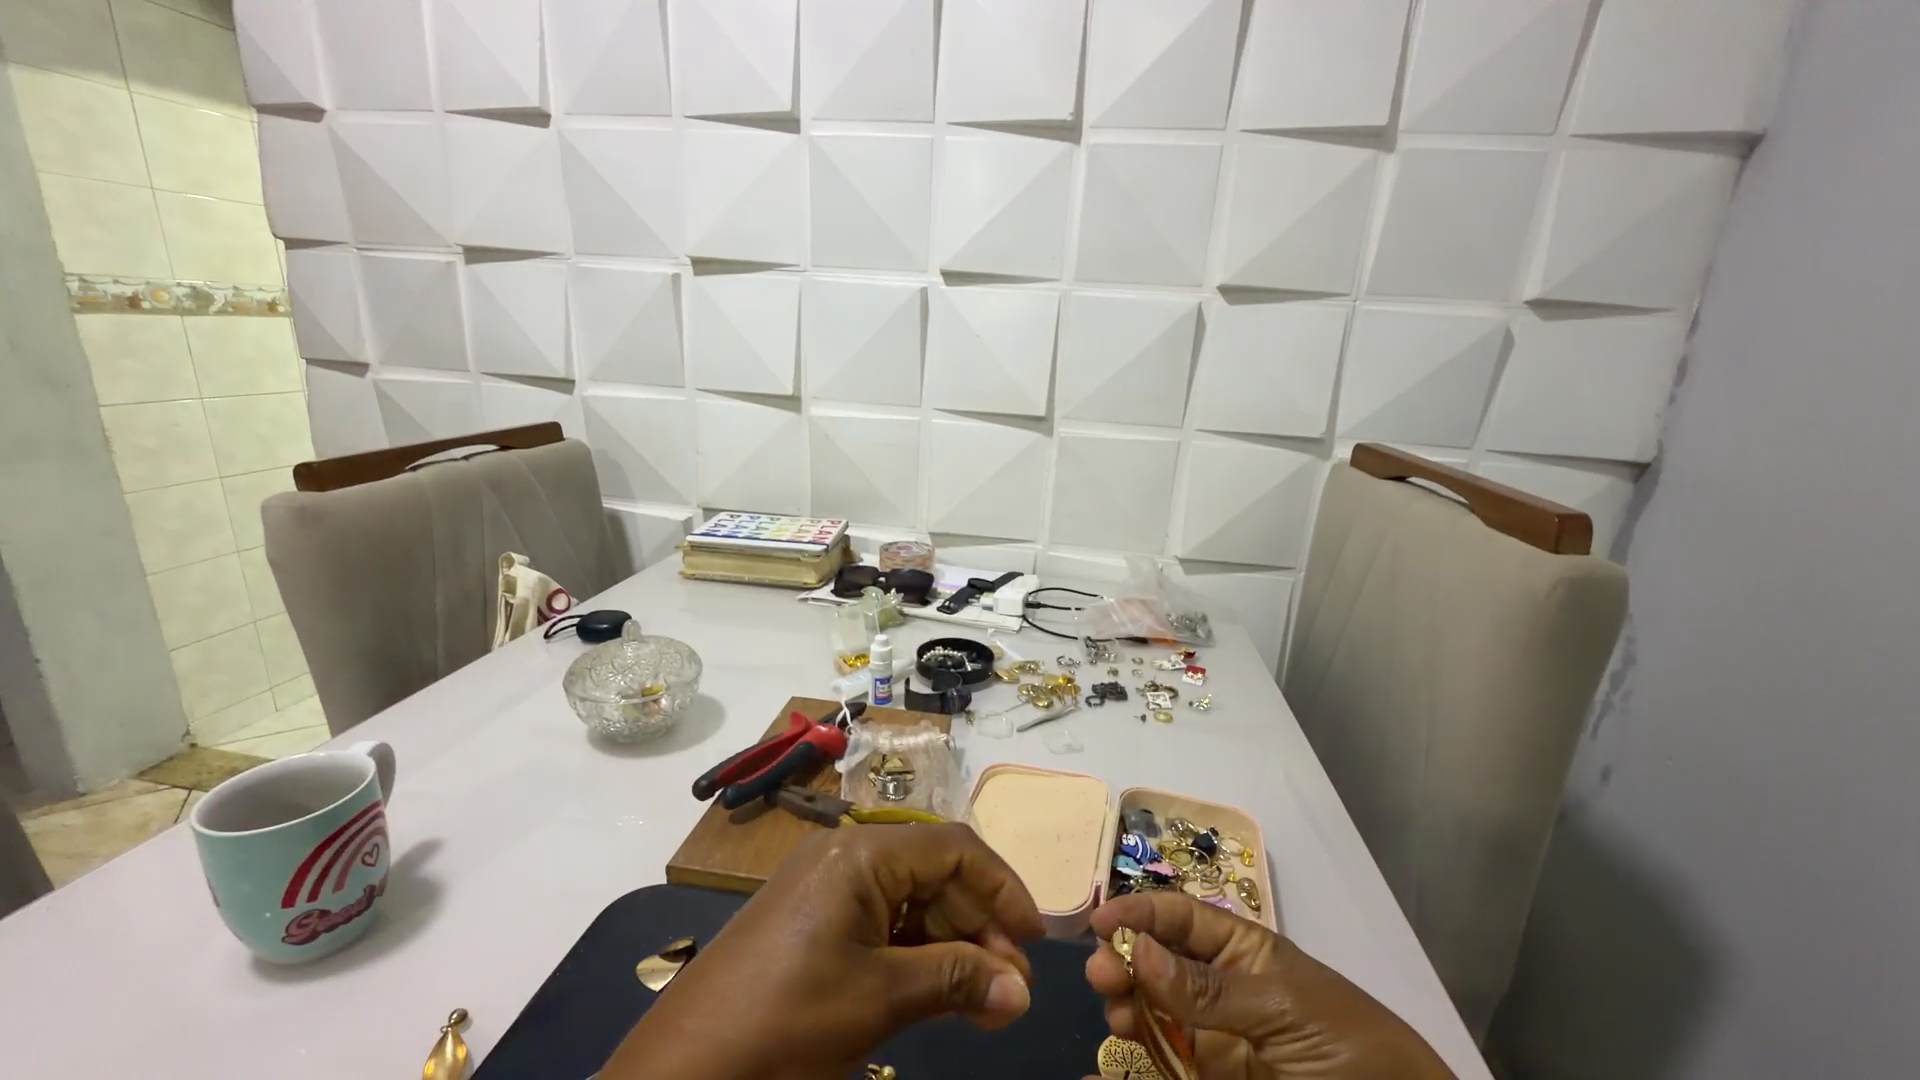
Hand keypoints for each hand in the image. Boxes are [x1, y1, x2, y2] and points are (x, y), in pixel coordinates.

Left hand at [605, 823, 1043, 1079]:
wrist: (683, 1067)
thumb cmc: (788, 1019)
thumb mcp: (879, 998)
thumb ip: (957, 981)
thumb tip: (1023, 991)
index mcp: (862, 854)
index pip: (954, 847)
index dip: (1002, 888)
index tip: (1035, 941)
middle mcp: (845, 857)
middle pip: (936, 872)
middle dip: (980, 924)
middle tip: (1012, 985)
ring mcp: (826, 888)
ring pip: (911, 900)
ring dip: (952, 944)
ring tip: (986, 998)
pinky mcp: (813, 920)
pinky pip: (882, 922)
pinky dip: (917, 953)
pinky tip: (942, 991)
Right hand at [1085, 893, 1456, 1079]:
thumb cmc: (1350, 1047)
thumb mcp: (1283, 1009)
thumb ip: (1209, 988)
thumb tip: (1139, 951)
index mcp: (1241, 952)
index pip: (1180, 919)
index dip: (1140, 914)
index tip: (1100, 923)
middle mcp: (1218, 989)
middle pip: (1155, 964)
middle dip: (1124, 962)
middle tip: (1103, 977)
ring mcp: (1211, 1039)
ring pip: (1150, 1014)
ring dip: (1124, 1010)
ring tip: (1116, 1018)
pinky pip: (1161, 1067)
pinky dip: (1129, 1069)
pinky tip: (1104, 1073)